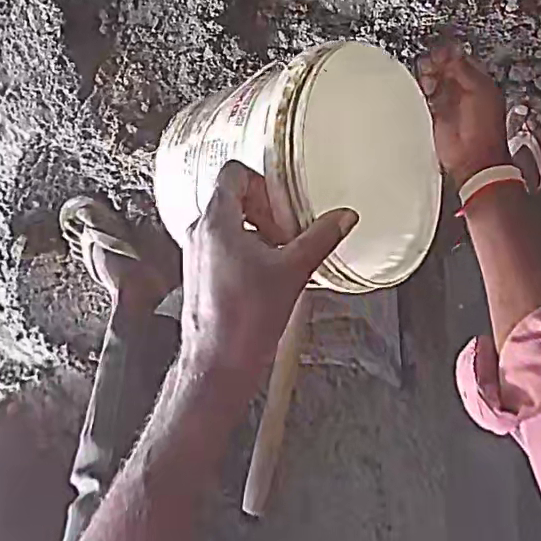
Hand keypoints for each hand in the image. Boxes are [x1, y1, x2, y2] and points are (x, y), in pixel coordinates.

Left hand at [178, 161, 356, 393]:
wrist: (216, 367)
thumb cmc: (244, 321)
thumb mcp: (292, 271)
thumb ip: (320, 238)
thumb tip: (344, 217)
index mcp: (216, 222)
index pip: (233, 173)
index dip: (261, 182)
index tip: (281, 203)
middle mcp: (200, 232)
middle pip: (232, 197)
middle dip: (264, 209)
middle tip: (286, 230)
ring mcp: (195, 253)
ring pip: (227, 222)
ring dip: (256, 229)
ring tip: (279, 252)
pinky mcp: (198, 273)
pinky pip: (221, 244)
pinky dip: (244, 247)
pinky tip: (266, 272)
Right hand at [416, 43, 511, 187]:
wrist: (472, 158)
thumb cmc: (484, 128)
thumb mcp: (479, 89)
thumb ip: (464, 69)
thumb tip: (452, 51)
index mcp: (478, 82)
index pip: (460, 59)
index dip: (450, 53)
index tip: (441, 51)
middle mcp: (463, 90)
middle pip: (444, 67)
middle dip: (436, 62)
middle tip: (431, 63)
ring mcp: (448, 102)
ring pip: (433, 79)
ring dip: (428, 75)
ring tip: (428, 78)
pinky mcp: (434, 114)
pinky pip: (424, 95)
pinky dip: (420, 89)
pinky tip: (423, 89)